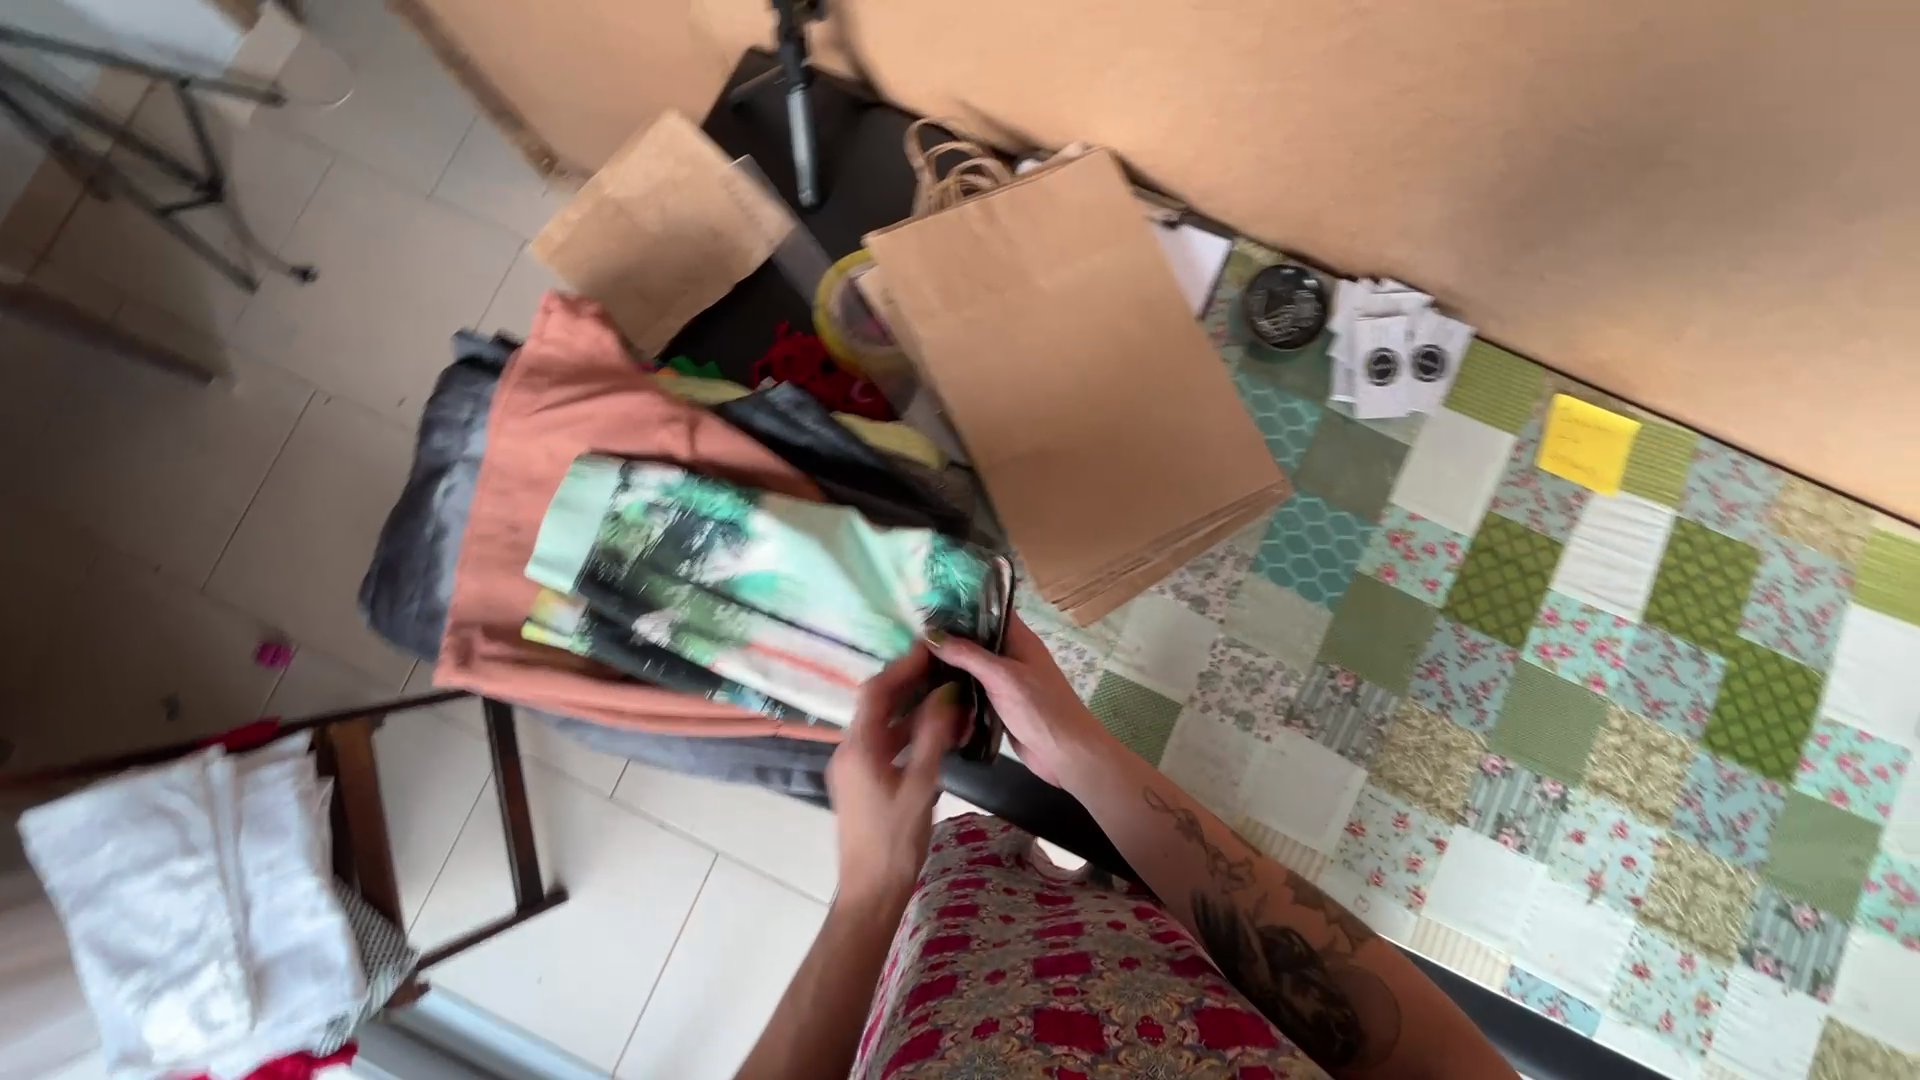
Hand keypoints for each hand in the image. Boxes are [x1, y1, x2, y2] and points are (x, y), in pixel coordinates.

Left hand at [827, 643, 960, 905]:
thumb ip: (931, 738)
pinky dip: (907, 732)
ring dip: (910, 708)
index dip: (902, 667)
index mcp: (858, 749)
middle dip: (908, 683)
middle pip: (876, 704)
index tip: (929, 650)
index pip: (876, 692)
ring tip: (945, 695)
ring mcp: (853, 767)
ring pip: (882, 724)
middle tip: (941, 667)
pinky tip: (934, 733)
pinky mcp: (861, 781)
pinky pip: (884, 743)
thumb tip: (945, 694)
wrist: (870, 894)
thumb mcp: (920, 788)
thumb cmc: (895, 844)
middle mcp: (849, 751)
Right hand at [928, 616, 1112, 787]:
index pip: (989, 610)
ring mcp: (1004, 681)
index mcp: (1019, 638)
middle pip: (975, 638)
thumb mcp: (1002, 676)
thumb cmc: (1040, 707)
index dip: (961, 603)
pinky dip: (955, 689)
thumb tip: (930, 635)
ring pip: (971, 666)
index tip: (927, 604)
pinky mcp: (998, 704)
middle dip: (948, 637)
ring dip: (948, 665)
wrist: (1065, 753)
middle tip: (910, 636)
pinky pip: (972, 690)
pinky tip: (928, 688)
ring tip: (911, 660)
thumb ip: (967, 655)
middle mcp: (1010, 655)